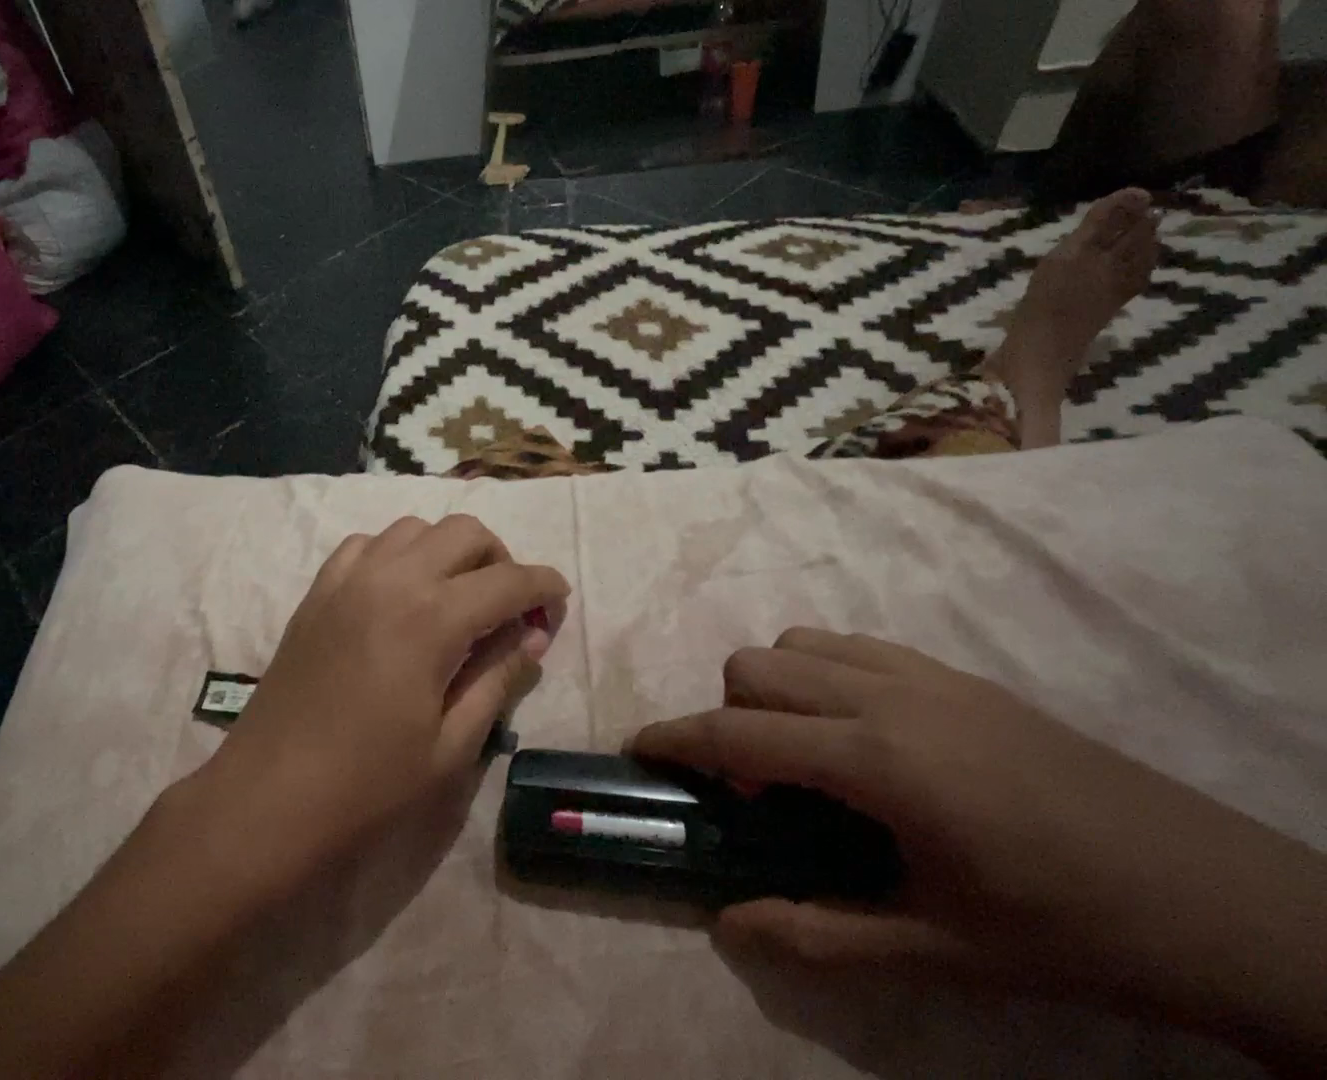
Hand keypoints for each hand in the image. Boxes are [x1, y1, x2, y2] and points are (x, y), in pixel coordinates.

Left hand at [205, 515, 567, 866]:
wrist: (269, 797)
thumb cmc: (368, 785)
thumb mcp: (451, 746)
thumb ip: (497, 680)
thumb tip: (531, 638)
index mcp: (432, 618)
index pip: (508, 580)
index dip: (544, 588)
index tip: (559, 604)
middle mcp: (390, 579)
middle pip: (464, 532)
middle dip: (500, 560)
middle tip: (509, 609)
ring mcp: (346, 580)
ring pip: (413, 529)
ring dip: (448, 552)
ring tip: (456, 601)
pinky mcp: (316, 593)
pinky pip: (366, 546)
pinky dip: (397, 556)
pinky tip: (400, 597)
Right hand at [631, 629, 1326, 1067]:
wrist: (1221, 903)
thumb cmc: (1066, 931)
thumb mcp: (932, 950)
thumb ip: (815, 934)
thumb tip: (728, 920)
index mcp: (876, 762)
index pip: (737, 732)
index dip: (675, 738)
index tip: (638, 749)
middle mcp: (890, 699)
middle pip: (755, 667)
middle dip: (726, 716)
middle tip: (754, 788)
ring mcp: (931, 679)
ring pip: (801, 643)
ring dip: (774, 688)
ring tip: (804, 754)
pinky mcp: (966, 678)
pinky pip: (858, 646)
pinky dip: (824, 672)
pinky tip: (859, 732)